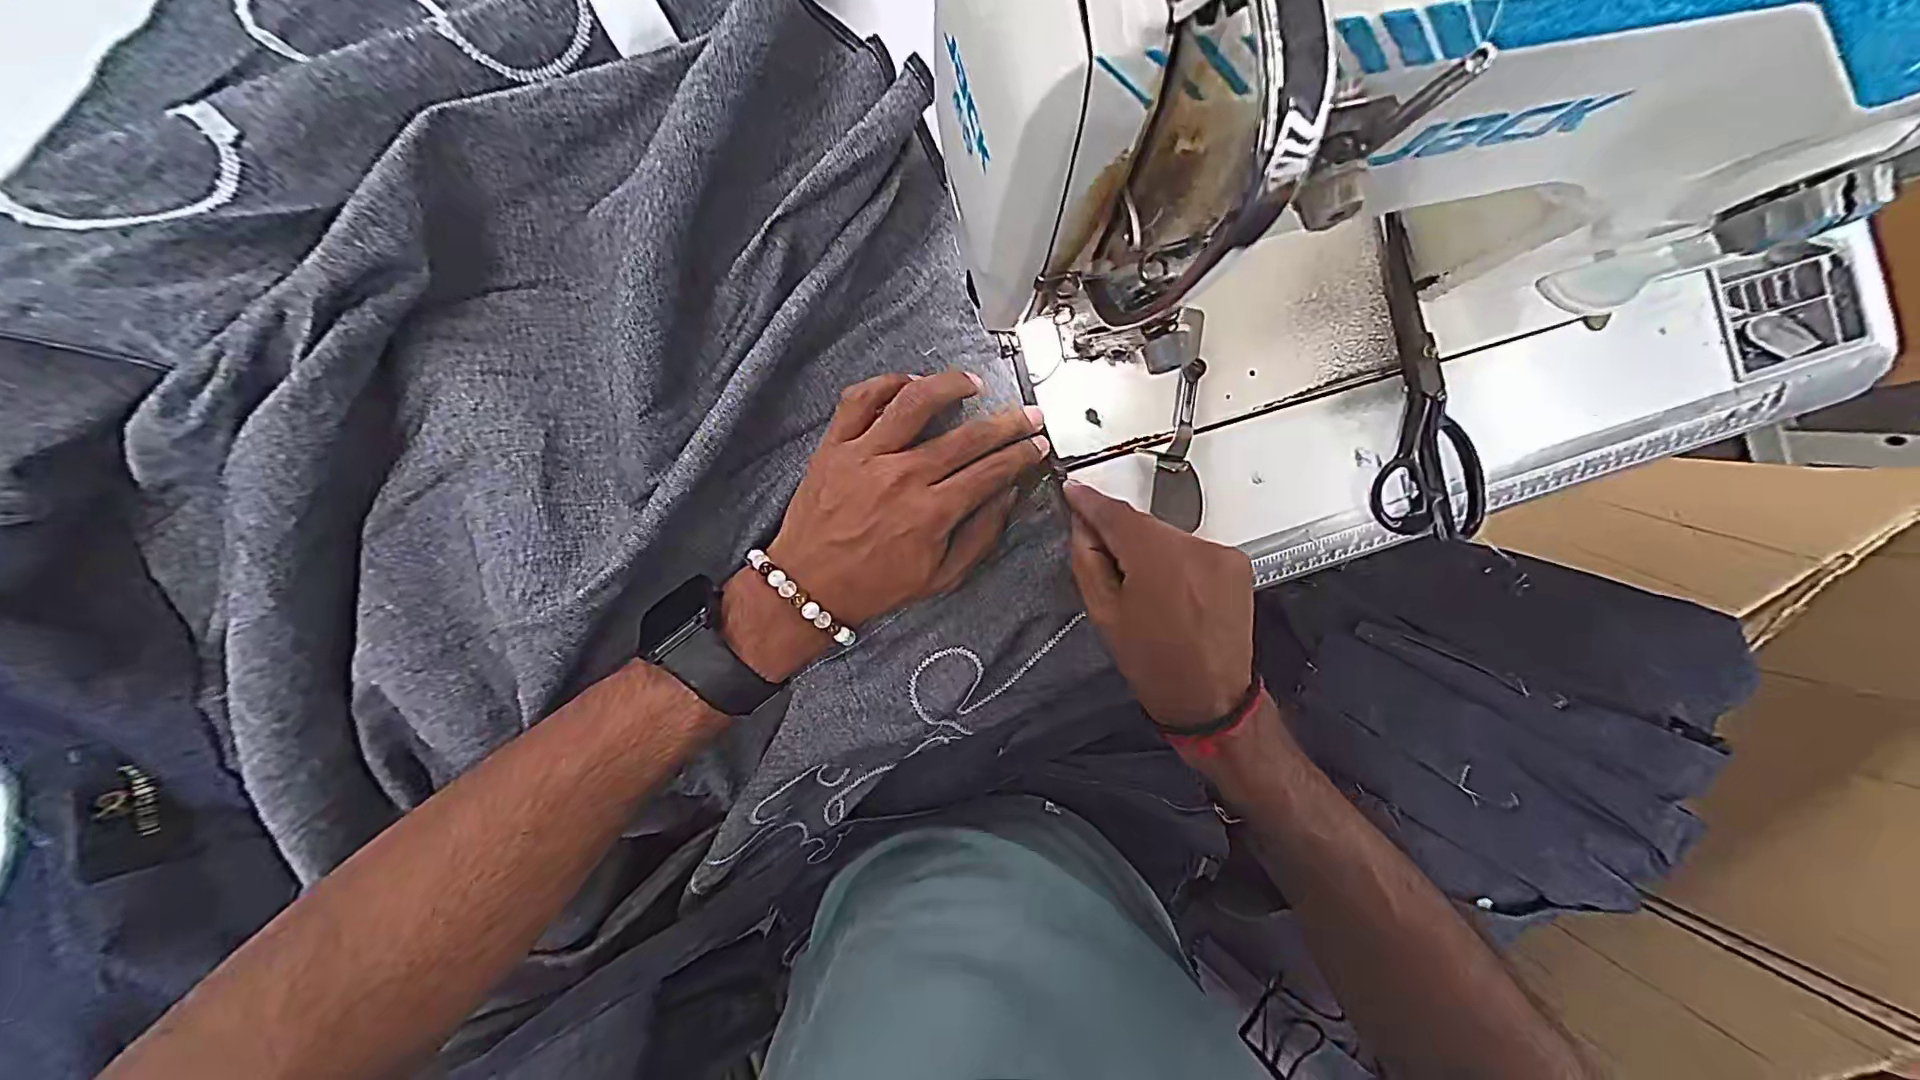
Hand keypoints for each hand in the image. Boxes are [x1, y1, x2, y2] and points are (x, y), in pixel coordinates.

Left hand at [722, 370, 1048, 680]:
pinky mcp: (836, 446)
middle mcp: (901, 478)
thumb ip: (981, 537)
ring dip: (951, 385)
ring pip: (916, 401)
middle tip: (1026, 415)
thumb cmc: (873, 585)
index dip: (1021, 454)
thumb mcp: (940, 577)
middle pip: (968, 436)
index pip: (991, 470)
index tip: (1035, 445)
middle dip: (1008, 422)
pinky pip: (861, 399)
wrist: (811, 586)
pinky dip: (887, 383)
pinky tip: (909, 382)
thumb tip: (1008, 497)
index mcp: (930, 513)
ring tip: (972, 383)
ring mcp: (866, 457)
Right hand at [1064, 480, 1254, 729]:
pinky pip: (1191, 546)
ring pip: (1167, 533)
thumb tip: (1082, 525)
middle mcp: (1195, 549)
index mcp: (1158, 561)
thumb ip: (1087, 559)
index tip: (1073, 490)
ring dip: (1148, 546)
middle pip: (1143, 522)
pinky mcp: (1235, 562)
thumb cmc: (1153, 663)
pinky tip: (1168, 587)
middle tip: (1101, 554)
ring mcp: (1220, 553)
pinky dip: (1174, 557)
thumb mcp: (1103, 613)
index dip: (1090, 501)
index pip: (1116, 514)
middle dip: (1118, 531)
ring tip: (1141, 584)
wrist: (1209, 694)